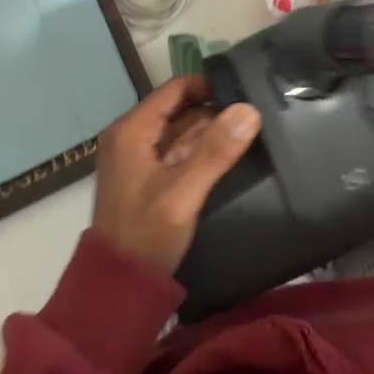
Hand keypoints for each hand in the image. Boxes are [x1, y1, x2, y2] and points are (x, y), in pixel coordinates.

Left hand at [92, 75, 261, 275]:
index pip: (176, 89)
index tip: (244, 93)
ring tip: (250, 131)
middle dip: (214, 111)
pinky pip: (176, 153)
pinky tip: (229, 156)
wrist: (118, 286)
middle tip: (255, 114)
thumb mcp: (183, 193)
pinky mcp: (145, 177)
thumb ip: (215, 151)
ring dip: (209, 132)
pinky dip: (199, 152)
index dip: (209, 87)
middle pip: (179, 109)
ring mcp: (136, 157)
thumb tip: (249, 109)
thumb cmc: (145, 234)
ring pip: (180, 132)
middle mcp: (131, 136)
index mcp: (132, 130)